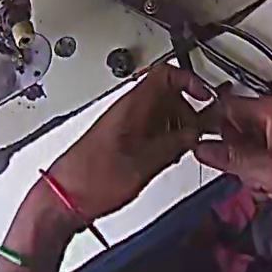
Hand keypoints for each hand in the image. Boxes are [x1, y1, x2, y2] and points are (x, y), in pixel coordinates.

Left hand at [45, 65, 211, 221]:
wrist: (65, 198)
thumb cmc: (93, 179)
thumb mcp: (144, 164)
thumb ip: (173, 144)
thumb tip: (194, 133)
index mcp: (132, 106)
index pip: (165, 74)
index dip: (189, 80)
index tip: (205, 97)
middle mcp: (128, 109)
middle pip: (166, 93)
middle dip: (187, 109)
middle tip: (201, 129)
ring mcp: (124, 123)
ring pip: (159, 111)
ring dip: (177, 125)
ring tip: (187, 146)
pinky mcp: (122, 138)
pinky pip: (150, 127)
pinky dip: (165, 137)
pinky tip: (170, 155)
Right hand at [193, 88, 271, 246]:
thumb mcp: (270, 169)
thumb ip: (233, 158)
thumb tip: (203, 147)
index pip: (228, 105)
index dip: (210, 120)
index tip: (193, 134)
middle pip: (234, 128)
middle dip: (226, 148)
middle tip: (219, 163)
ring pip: (243, 150)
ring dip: (241, 167)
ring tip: (252, 180)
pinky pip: (255, 167)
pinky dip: (254, 179)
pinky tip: (264, 190)